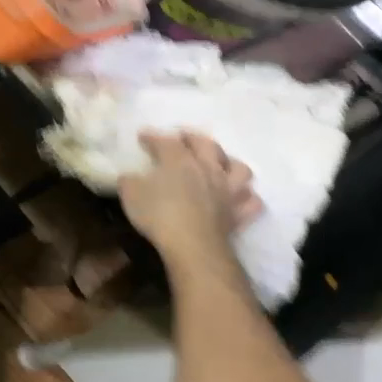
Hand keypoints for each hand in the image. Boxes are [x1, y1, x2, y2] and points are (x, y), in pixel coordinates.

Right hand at [118, 132, 262, 260]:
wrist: (193, 245)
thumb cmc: (158, 215)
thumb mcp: (130, 193)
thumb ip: (130, 180)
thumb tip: (132, 176)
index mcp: (179, 161)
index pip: (166, 141)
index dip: (153, 136)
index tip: (142, 136)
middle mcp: (209, 169)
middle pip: (208, 145)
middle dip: (194, 138)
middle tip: (182, 139)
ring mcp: (229, 190)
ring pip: (240, 169)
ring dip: (229, 164)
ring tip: (218, 165)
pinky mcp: (240, 213)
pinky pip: (252, 201)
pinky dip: (245, 197)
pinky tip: (236, 197)